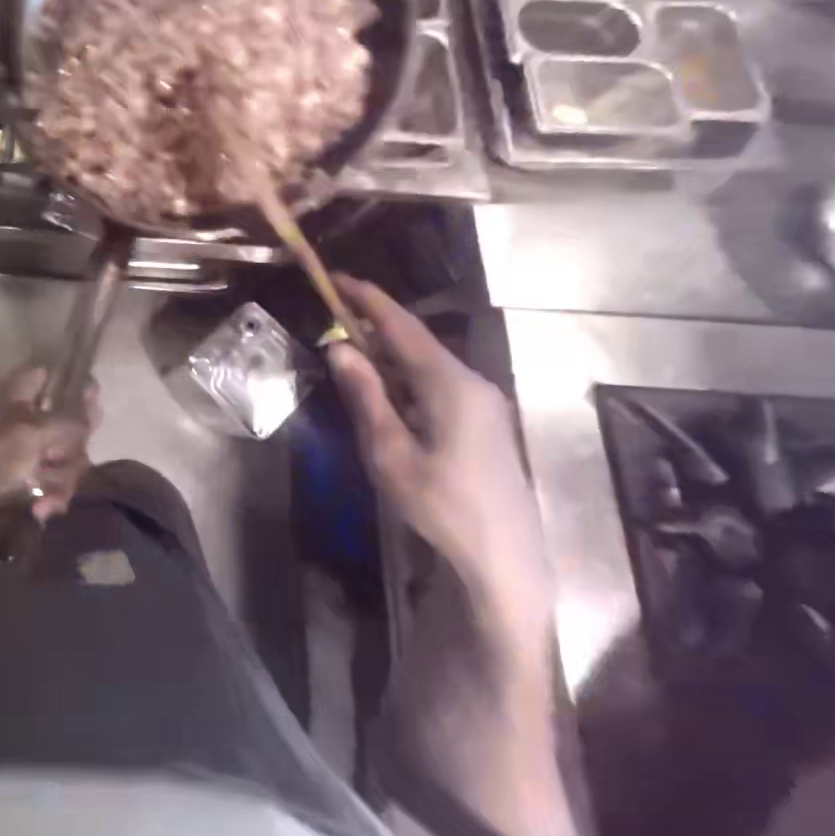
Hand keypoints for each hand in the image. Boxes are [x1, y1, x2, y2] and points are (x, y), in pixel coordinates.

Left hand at [0, 366, 95, 522]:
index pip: (58, 374)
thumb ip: (70, 420)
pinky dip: (54, 495)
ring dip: (63, 479)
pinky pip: (59, 480)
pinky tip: (42, 509)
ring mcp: (32, 446)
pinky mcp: (33, 475)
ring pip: (70, 456)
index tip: (91, 409)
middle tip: (57, 459)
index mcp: (22, 392)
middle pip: (75, 422)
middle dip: (71, 451)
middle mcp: (30, 414)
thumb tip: (93, 408)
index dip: (81, 389)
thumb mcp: (33, 433)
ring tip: (46, 496)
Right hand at [324, 276, 551, 641]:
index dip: (369, 299)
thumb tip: (339, 347)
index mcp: (450, 384)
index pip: (403, 327)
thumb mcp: (389, 452)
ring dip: (386, 353)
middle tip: (332, 316)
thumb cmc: (440, 505)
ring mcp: (481, 401)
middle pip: (416, 341)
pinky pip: (435, 383)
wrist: (502, 556)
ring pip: (425, 363)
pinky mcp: (481, 420)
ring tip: (348, 350)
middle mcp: (471, 382)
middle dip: (373, 325)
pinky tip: (382, 389)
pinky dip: (403, 376)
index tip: (337, 278)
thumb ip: (366, 395)